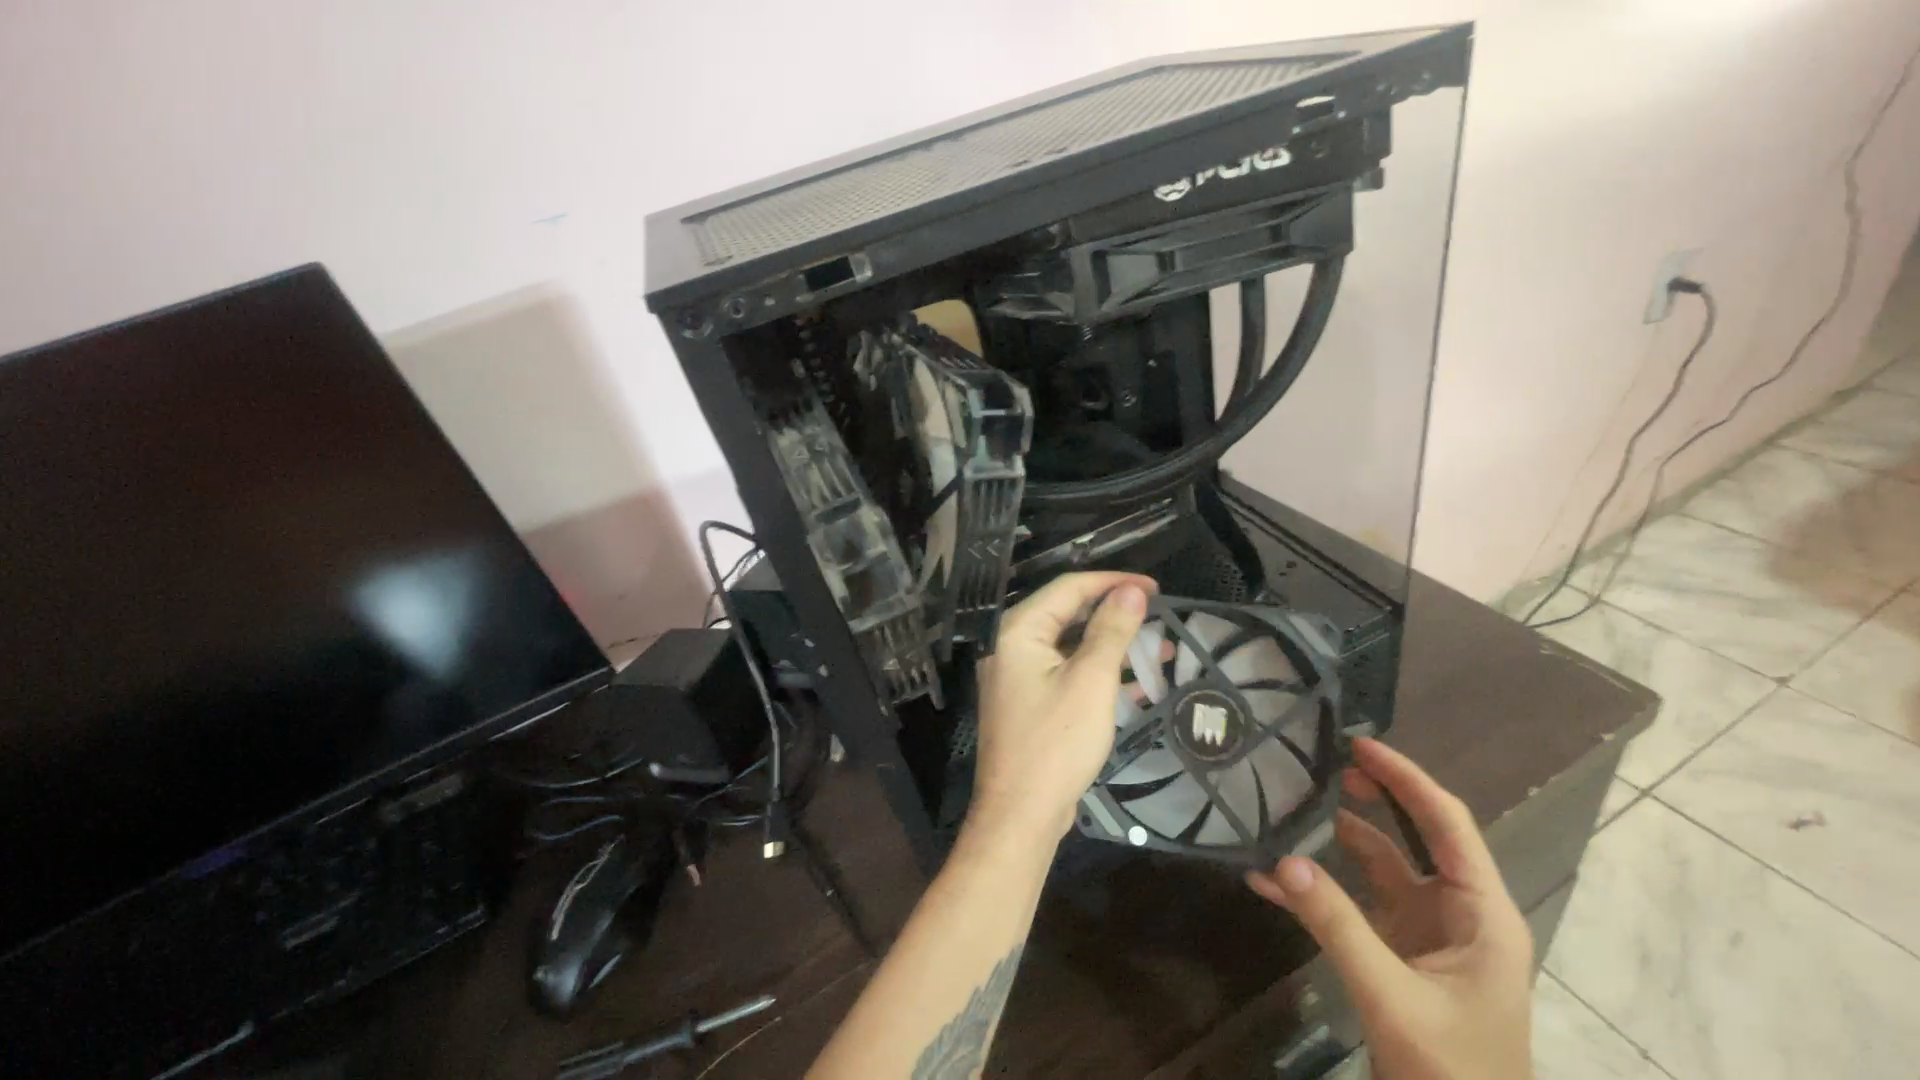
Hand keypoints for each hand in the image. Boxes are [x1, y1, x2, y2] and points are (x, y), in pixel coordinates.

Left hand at [968, 572, 1156, 845]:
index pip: (1068, 588)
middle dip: (1115, 615)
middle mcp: (1011, 647)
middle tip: (1159, 616)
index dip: (1113, 582)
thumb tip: (1132, 592)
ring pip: (1071, 647)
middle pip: (1068, 615)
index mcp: (1017, 632)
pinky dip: (1100, 674)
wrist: (1021, 814)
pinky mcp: (1030, 704)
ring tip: (1160, 648)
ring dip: (1113, 646)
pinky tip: (1140, 682)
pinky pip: (1067, 674)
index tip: (1155, 587)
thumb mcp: (1091, 681)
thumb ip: (1111, 631)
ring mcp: (1018, 677)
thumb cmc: (1056, 743)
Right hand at [1245, 738, 1532, 1079]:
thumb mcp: (1392, 997)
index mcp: (1482, 913)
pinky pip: (1357, 910)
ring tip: (1289, 811)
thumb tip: (1283, 859)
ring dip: (1337, 844)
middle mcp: (1459, 912)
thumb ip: (1338, 926)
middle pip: (1416, 837)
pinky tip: (1268, 884)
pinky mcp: (1400, 957)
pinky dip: (1318, 895)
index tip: (1359, 744)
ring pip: (1381, 869)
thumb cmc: (1451, 1071)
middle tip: (1327, 766)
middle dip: (1375, 799)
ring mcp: (1428, 935)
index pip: (1448, 824)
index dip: (1406, 778)